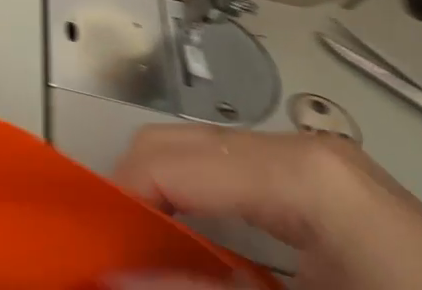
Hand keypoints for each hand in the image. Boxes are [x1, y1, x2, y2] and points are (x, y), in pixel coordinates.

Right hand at [113, 125, 421, 289]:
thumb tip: (107, 277)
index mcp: (298, 172)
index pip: (165, 161)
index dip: (116, 202)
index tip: (91, 253)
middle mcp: (299, 147)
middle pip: (174, 145)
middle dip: (132, 195)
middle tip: (112, 256)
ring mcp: (317, 160)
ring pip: (199, 156)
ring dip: (164, 201)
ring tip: (150, 257)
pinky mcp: (330, 183)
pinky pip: (235, 175)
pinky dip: (203, 205)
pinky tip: (205, 251)